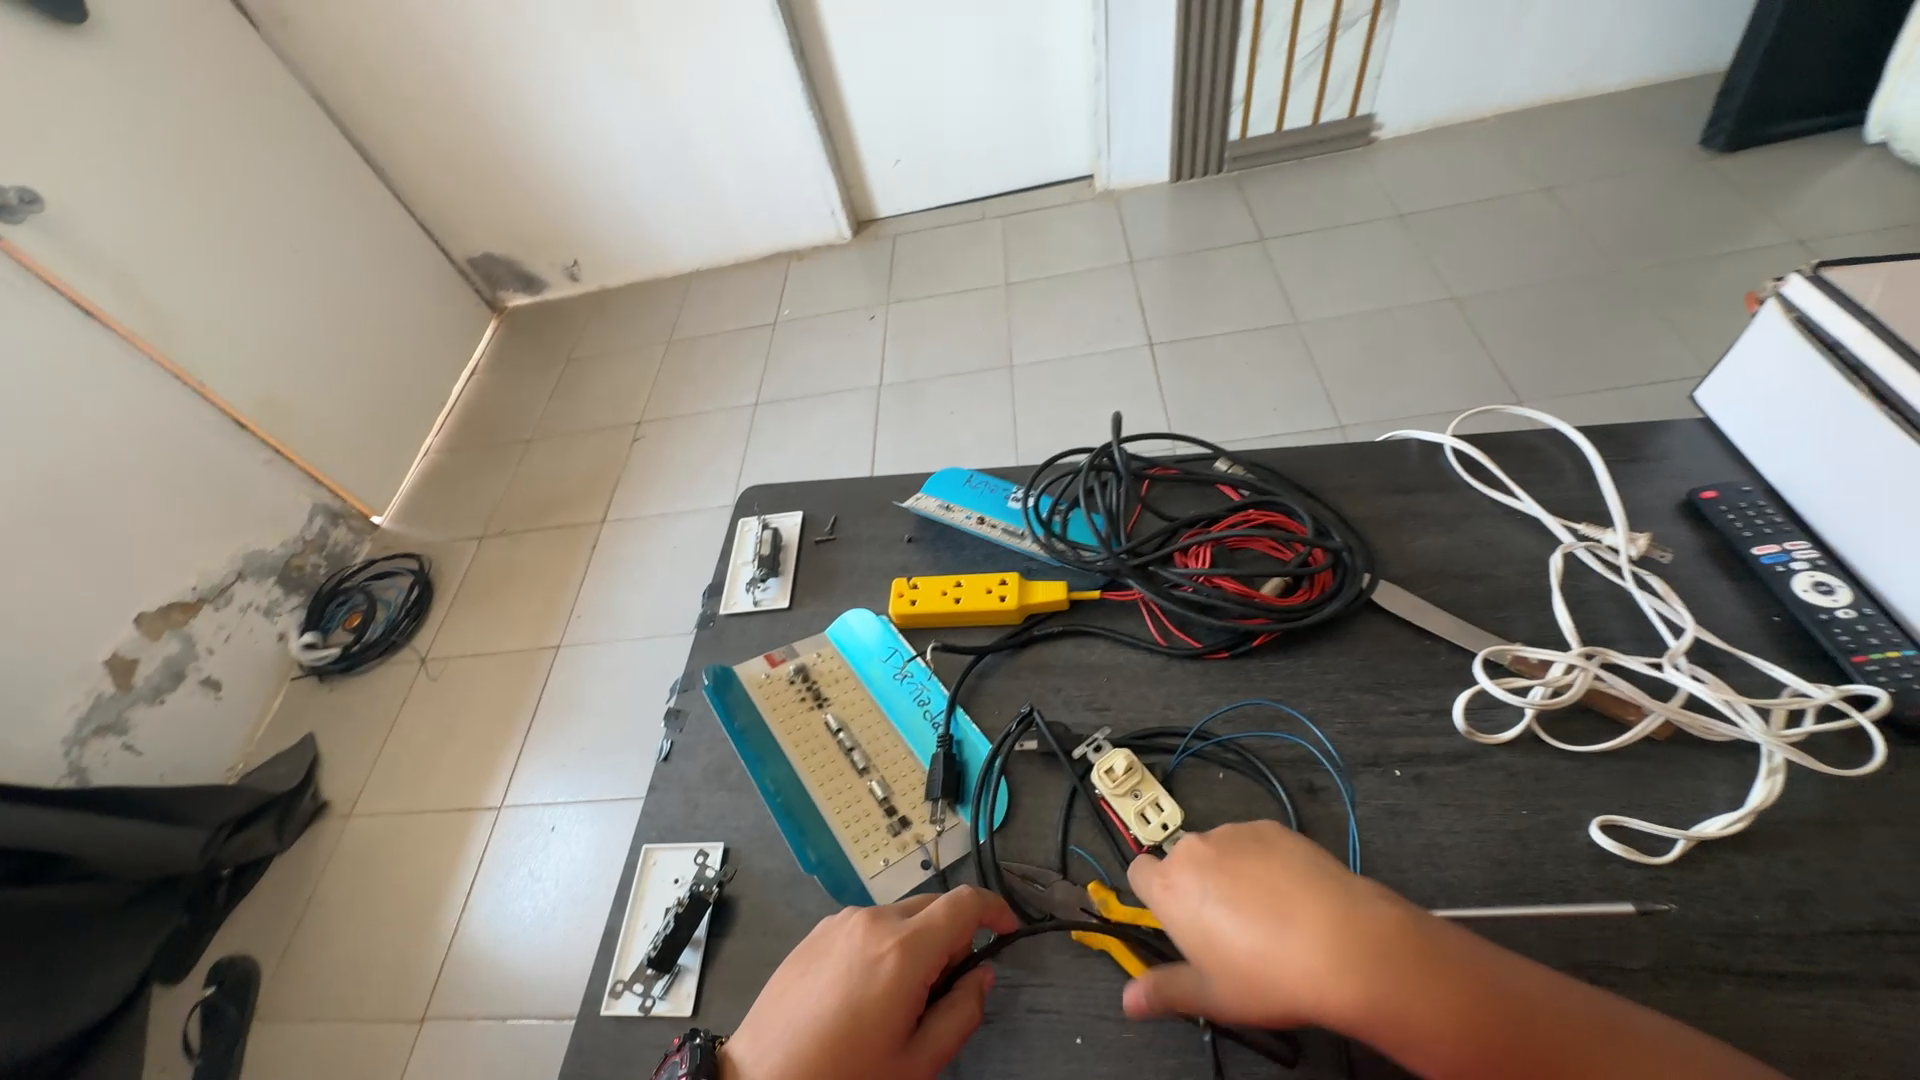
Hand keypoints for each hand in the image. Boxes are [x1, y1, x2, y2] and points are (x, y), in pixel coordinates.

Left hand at [721, 886, 1018, 1079]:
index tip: (1008, 931)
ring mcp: (841, 921)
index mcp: (904, 948)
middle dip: (953, 937)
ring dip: (917, 942)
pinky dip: (884, 945)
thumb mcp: (917, 1062)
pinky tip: (865, 991)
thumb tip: (983, 974)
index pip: (965, 903)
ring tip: (900, 999)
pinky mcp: (817, 931)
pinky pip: (868, 925)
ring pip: (900, 917)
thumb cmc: (846, 1077)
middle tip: (946, 989)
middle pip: (933, 907)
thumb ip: (962, 1011)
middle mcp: (873, 920)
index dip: (995, 910)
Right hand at [1122, 820, 1421, 1030]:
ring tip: (1268, 913)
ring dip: (1229, 872)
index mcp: (1169, 887)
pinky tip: (1292, 895)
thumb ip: (1164, 991)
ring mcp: (1235, 833)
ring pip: (1220, 851)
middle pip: (1182, 861)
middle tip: (1228, 927)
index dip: (1154, 892)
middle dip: (1197, 885)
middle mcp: (1194, 850)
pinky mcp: (1272, 828)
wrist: (1345, 944)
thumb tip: (1128, 1000)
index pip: (1138, 871)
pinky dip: (1264, 862)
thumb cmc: (1268, 975)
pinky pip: (1254, 842)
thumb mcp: (1212, 996)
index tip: (1178, 918)